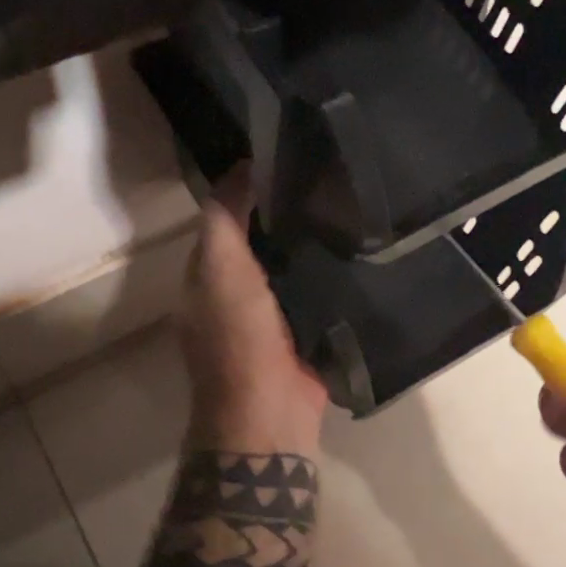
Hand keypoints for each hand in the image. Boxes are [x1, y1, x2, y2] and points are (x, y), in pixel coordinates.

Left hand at [178, 166, 327, 456]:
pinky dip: (330, 272)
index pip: (226, 217)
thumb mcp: (222, 271)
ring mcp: (271, 315)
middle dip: (286, 210)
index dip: (249, 185)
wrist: (270, 414)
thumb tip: (241, 166)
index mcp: (208, 274)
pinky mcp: (305, 332)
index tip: (288, 152)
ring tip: (348, 200)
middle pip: (261, 239)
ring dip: (310, 239)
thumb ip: (225, 220)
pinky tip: (357, 247)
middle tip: (328, 172)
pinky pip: (316, 292)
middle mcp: (235, 291)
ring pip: (290, 264)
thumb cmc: (238, 338)